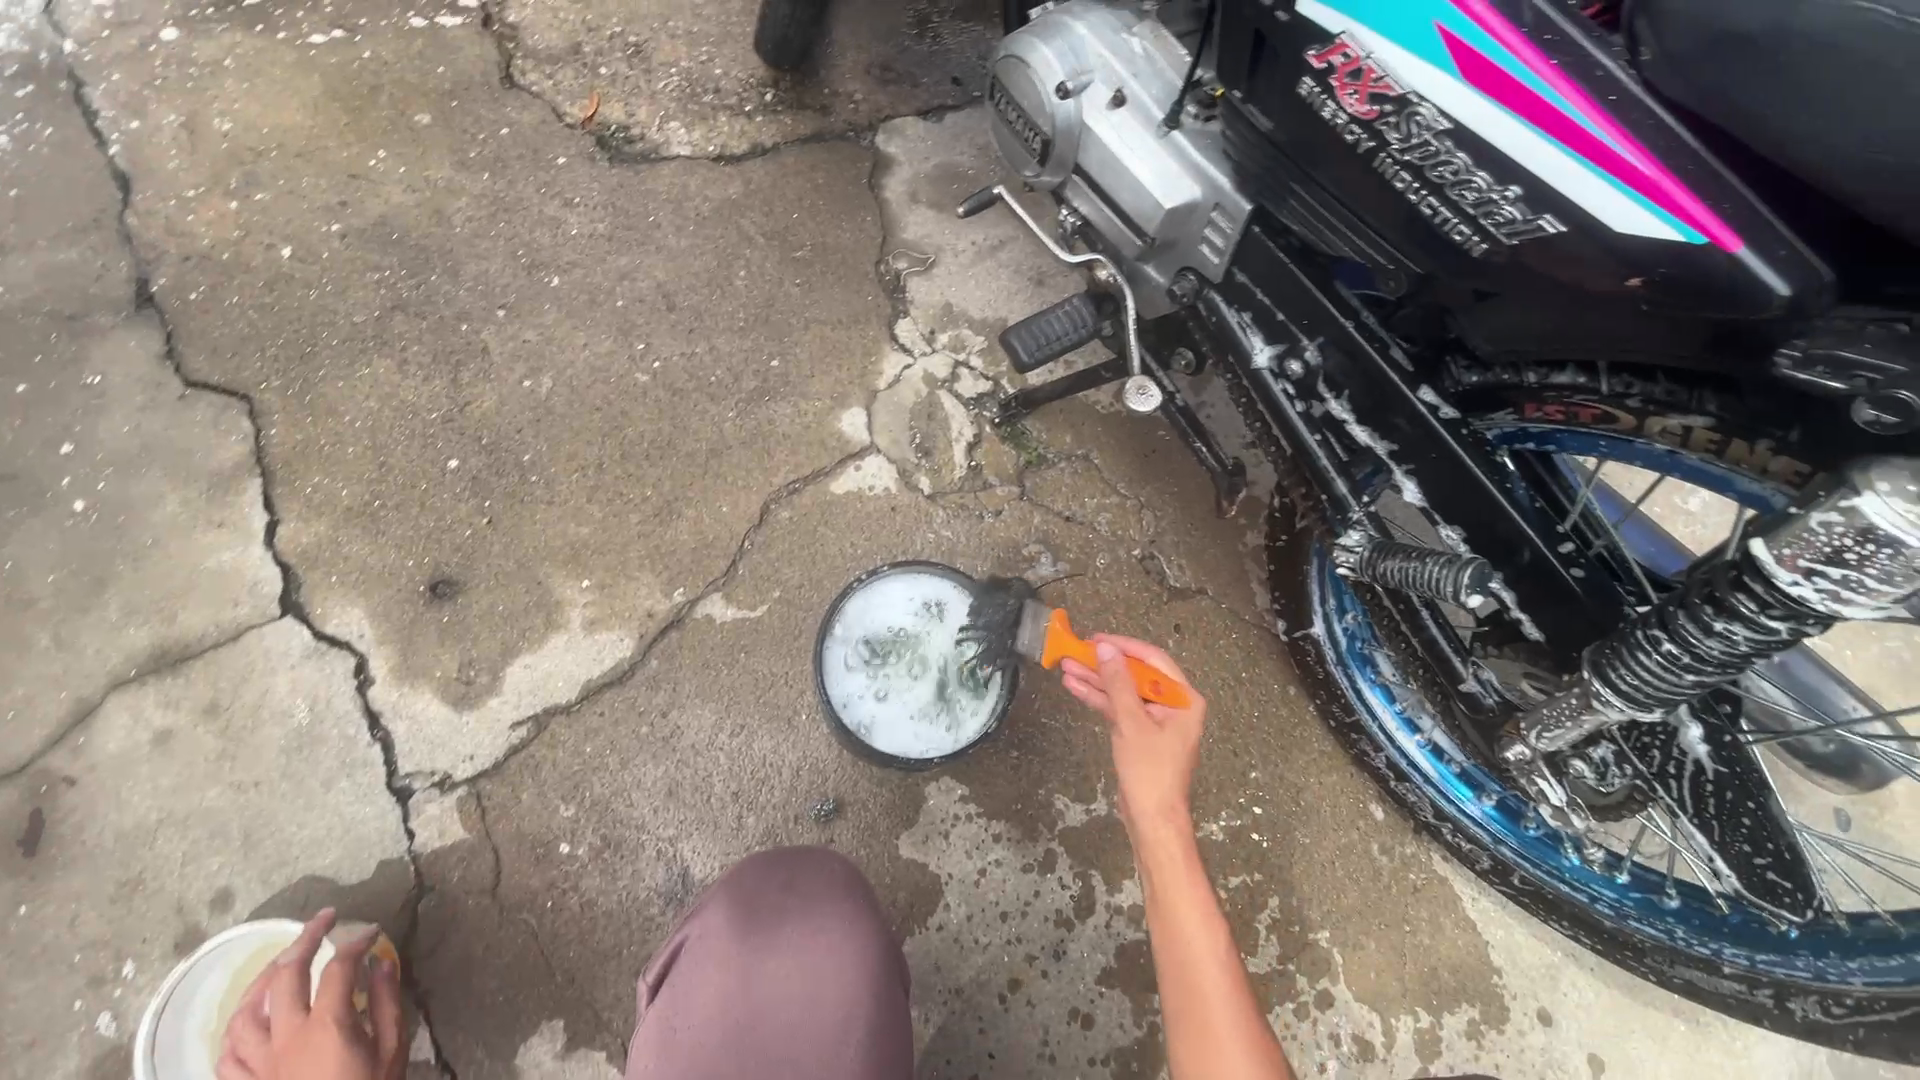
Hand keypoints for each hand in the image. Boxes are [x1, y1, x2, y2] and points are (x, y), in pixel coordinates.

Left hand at [217, 909, 405, 1079]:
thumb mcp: (392, 1047)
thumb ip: (384, 1001)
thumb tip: (380, 961)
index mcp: (326, 1025)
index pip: (338, 967)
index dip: (356, 942)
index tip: (372, 930)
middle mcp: (285, 1037)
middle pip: (285, 976)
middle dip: (305, 939)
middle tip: (324, 919)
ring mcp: (258, 1064)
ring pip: (245, 1013)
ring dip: (262, 980)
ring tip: (280, 964)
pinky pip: (227, 1054)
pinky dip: (238, 1028)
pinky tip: (251, 1019)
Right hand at [1060, 635, 1206, 839]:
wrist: (1152, 818)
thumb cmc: (1150, 772)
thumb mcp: (1132, 723)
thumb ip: (1118, 682)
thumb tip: (1105, 649)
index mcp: (1184, 699)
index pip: (1153, 660)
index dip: (1124, 647)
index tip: (1096, 639)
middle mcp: (1173, 705)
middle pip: (1135, 674)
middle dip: (1104, 665)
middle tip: (1076, 652)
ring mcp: (1155, 720)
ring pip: (1123, 691)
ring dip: (1096, 680)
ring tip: (1067, 667)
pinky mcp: (1140, 733)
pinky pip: (1119, 708)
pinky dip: (1099, 699)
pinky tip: (1076, 687)